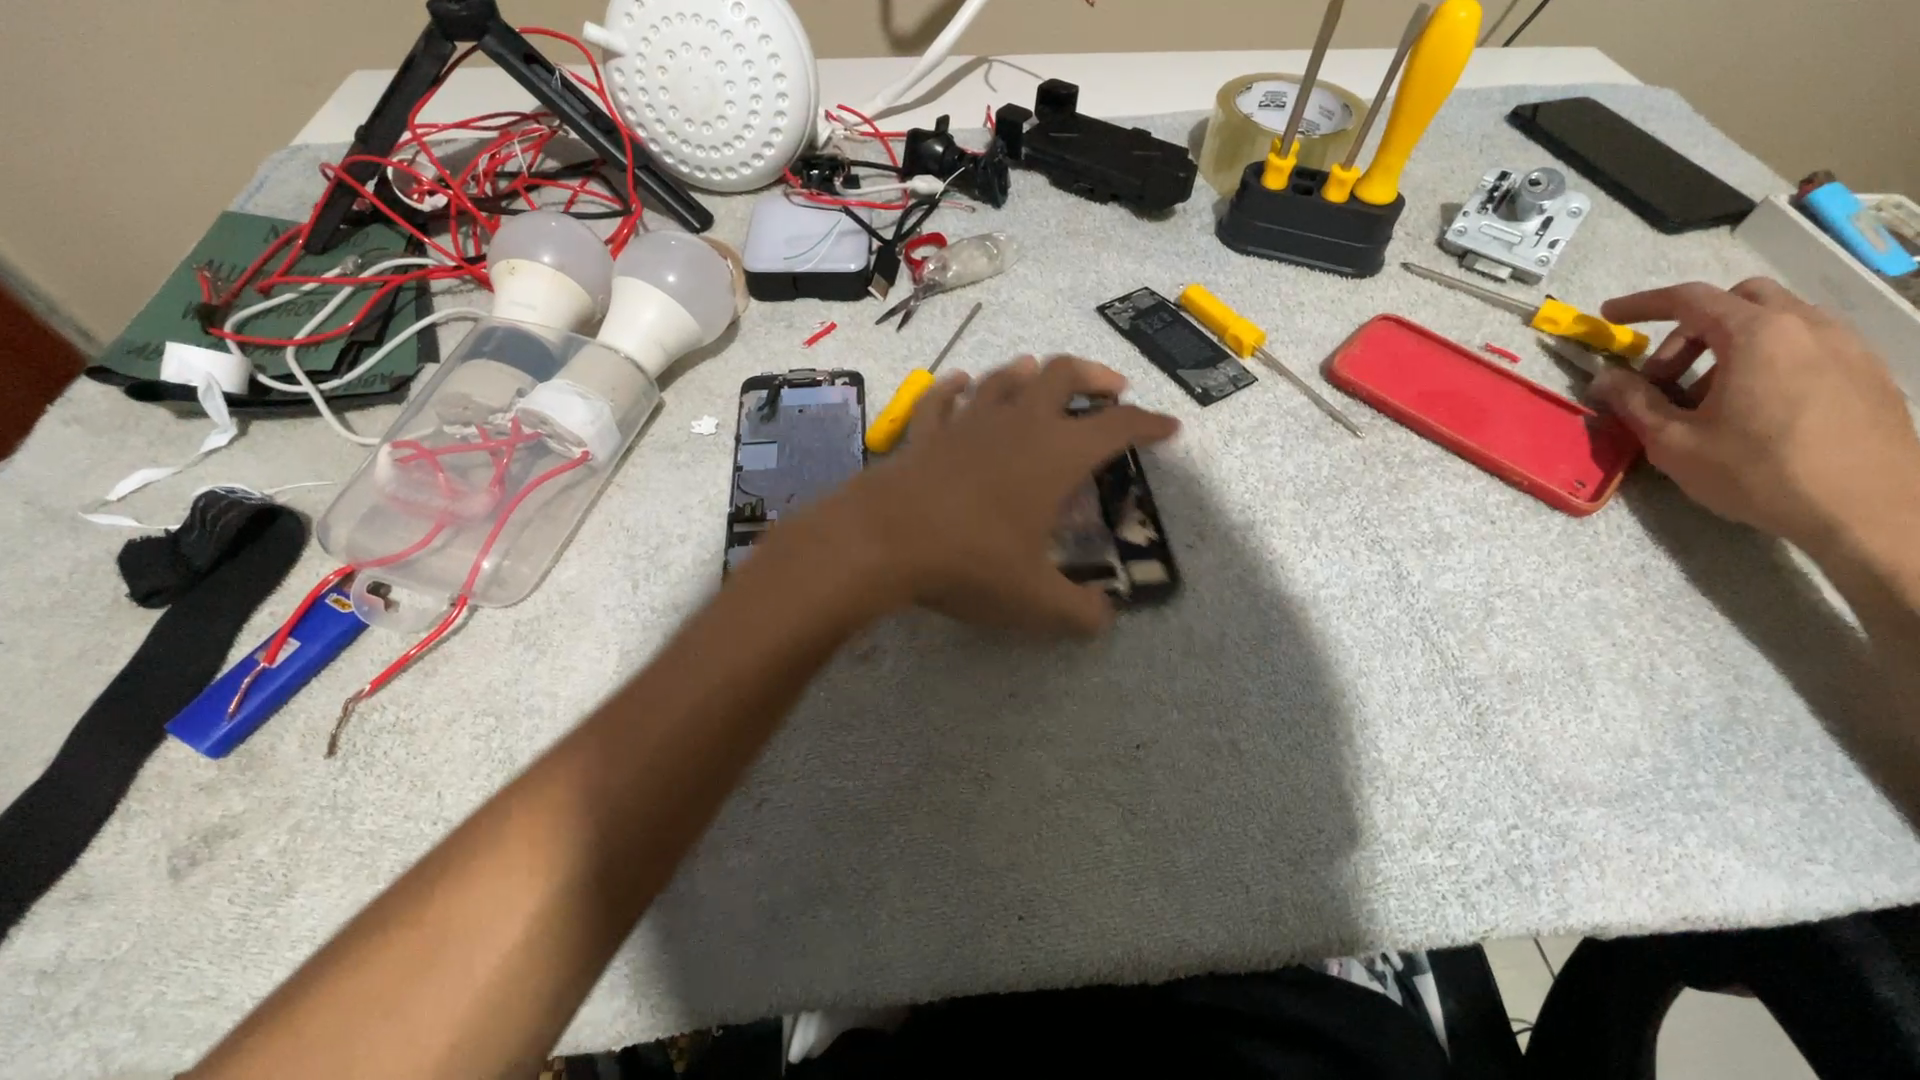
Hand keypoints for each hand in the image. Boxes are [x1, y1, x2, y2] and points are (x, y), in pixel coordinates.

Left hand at [799, 355, 1178, 635]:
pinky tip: (964, 384)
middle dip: (1095, 376)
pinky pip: (945, 397)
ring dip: (1031, 372)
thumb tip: (1104, 618)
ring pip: (1006, 377)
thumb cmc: (969, 563)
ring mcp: (967, 422)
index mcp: (1057, 455)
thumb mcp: (1035, 601)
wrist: (881, 540)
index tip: (1168, 427)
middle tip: (1112, 388)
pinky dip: (959, 387)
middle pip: (1064, 374)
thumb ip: (1079, 613)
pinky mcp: (924, 432)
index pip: (1117, 426)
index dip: (1149, 424)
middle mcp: (1018, 424)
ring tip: (1042, 375)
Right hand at [1590, 278, 1919, 556]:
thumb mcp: (1675, 443)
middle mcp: (1808, 326)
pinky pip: (1809, 346)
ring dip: (1732, 346)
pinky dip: (1770, 360)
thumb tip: (1606, 378)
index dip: (1642, 305)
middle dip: (1692, 327)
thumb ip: (1635, 402)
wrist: (1868, 510)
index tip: (1610, 316)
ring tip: (1711, 399)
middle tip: (1665, 375)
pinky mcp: (1869, 373)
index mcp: (1757, 335)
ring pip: (1778, 322)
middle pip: (1740, 300)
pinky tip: (1758, 407)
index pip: (1689, 298)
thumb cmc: (1759, 473)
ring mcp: (1848, 346)